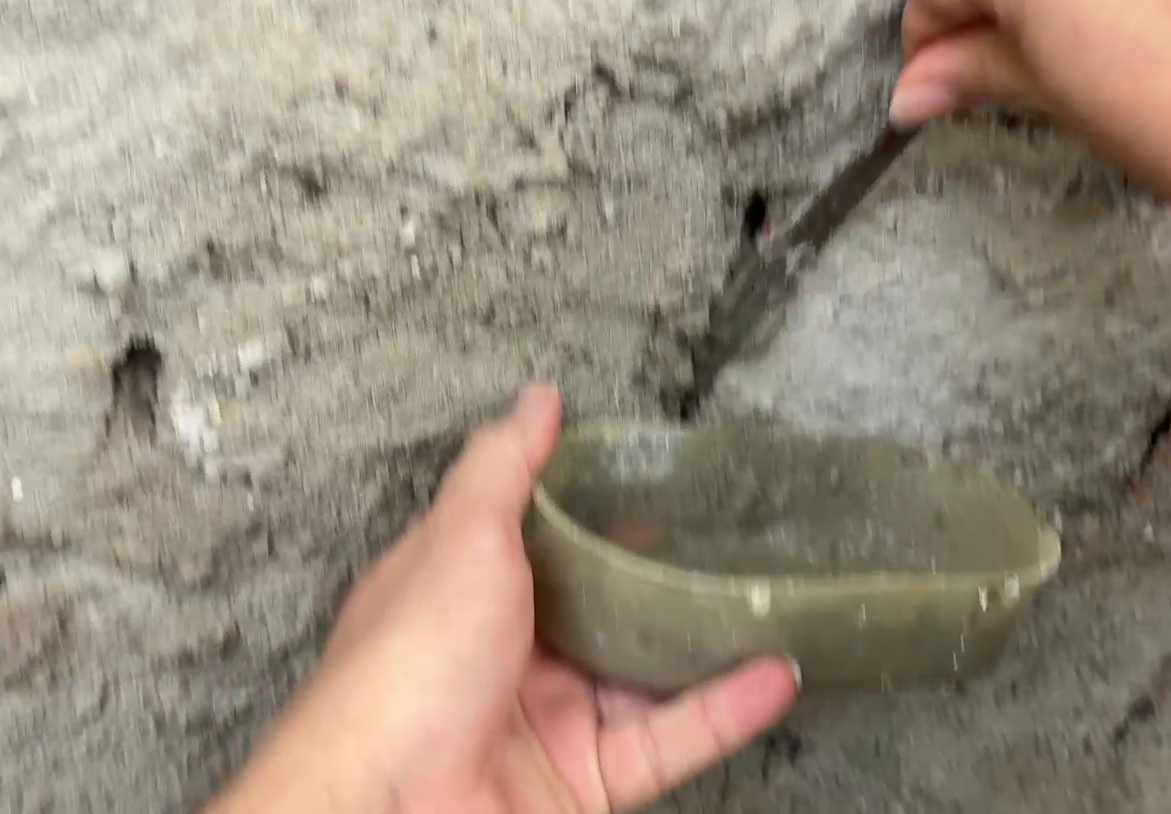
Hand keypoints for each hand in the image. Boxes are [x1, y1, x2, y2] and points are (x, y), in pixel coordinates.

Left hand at [212, 386, 798, 813]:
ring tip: (763, 595)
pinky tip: (776, 673)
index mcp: (472, 586)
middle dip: (655, 571)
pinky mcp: (589, 779)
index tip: (644, 474)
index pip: (538, 533)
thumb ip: (504, 465)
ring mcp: (551, 716)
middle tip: (719, 530)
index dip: (587, 503)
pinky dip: (725, 709)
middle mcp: (512, 649)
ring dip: (704, 639)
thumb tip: (540, 398)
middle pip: (599, 603)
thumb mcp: (462, 535)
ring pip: (644, 670)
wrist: (393, 810)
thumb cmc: (415, 659)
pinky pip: (670, 738)